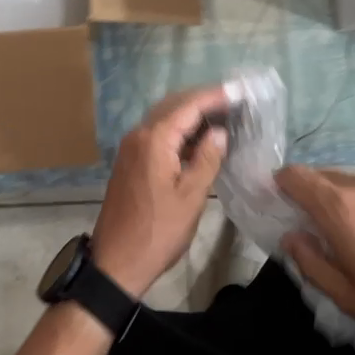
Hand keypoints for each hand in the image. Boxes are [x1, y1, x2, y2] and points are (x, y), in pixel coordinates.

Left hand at [90, 85, 230, 297]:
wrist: (116, 262)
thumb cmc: (158, 232)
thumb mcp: (191, 198)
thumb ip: (207, 159)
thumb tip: (219, 131)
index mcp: (154, 140)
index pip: (188, 106)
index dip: (214, 97)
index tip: (238, 92)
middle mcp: (139, 135)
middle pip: (173, 106)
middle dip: (201, 101)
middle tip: (232, 102)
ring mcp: (130, 147)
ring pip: (163, 118)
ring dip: (189, 114)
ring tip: (219, 117)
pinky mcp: (129, 161)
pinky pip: (156, 133)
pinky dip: (177, 130)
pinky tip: (196, 140)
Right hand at [277, 167, 354, 354]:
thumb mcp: (348, 299)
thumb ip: (311, 262)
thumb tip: (292, 236)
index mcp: (341, 210)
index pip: (298, 176)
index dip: (283, 182)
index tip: (278, 196)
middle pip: (329, 177)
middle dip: (315, 193)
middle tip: (316, 223)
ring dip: (350, 199)